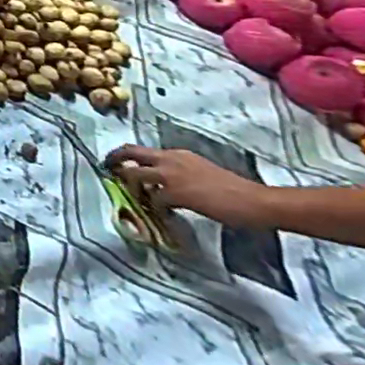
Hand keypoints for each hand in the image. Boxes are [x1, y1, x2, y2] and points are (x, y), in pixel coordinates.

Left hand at [105, 145, 276, 227]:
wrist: (256, 201)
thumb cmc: (235, 189)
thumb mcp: (200, 170)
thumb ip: (179, 170)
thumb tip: (164, 181)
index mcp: (176, 154)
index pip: (142, 150)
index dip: (127, 157)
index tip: (118, 165)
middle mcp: (169, 159)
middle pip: (129, 152)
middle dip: (114, 160)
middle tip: (108, 171)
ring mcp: (171, 175)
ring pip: (134, 174)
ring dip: (130, 186)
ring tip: (135, 197)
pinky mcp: (177, 193)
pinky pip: (154, 199)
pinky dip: (154, 207)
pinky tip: (161, 214)